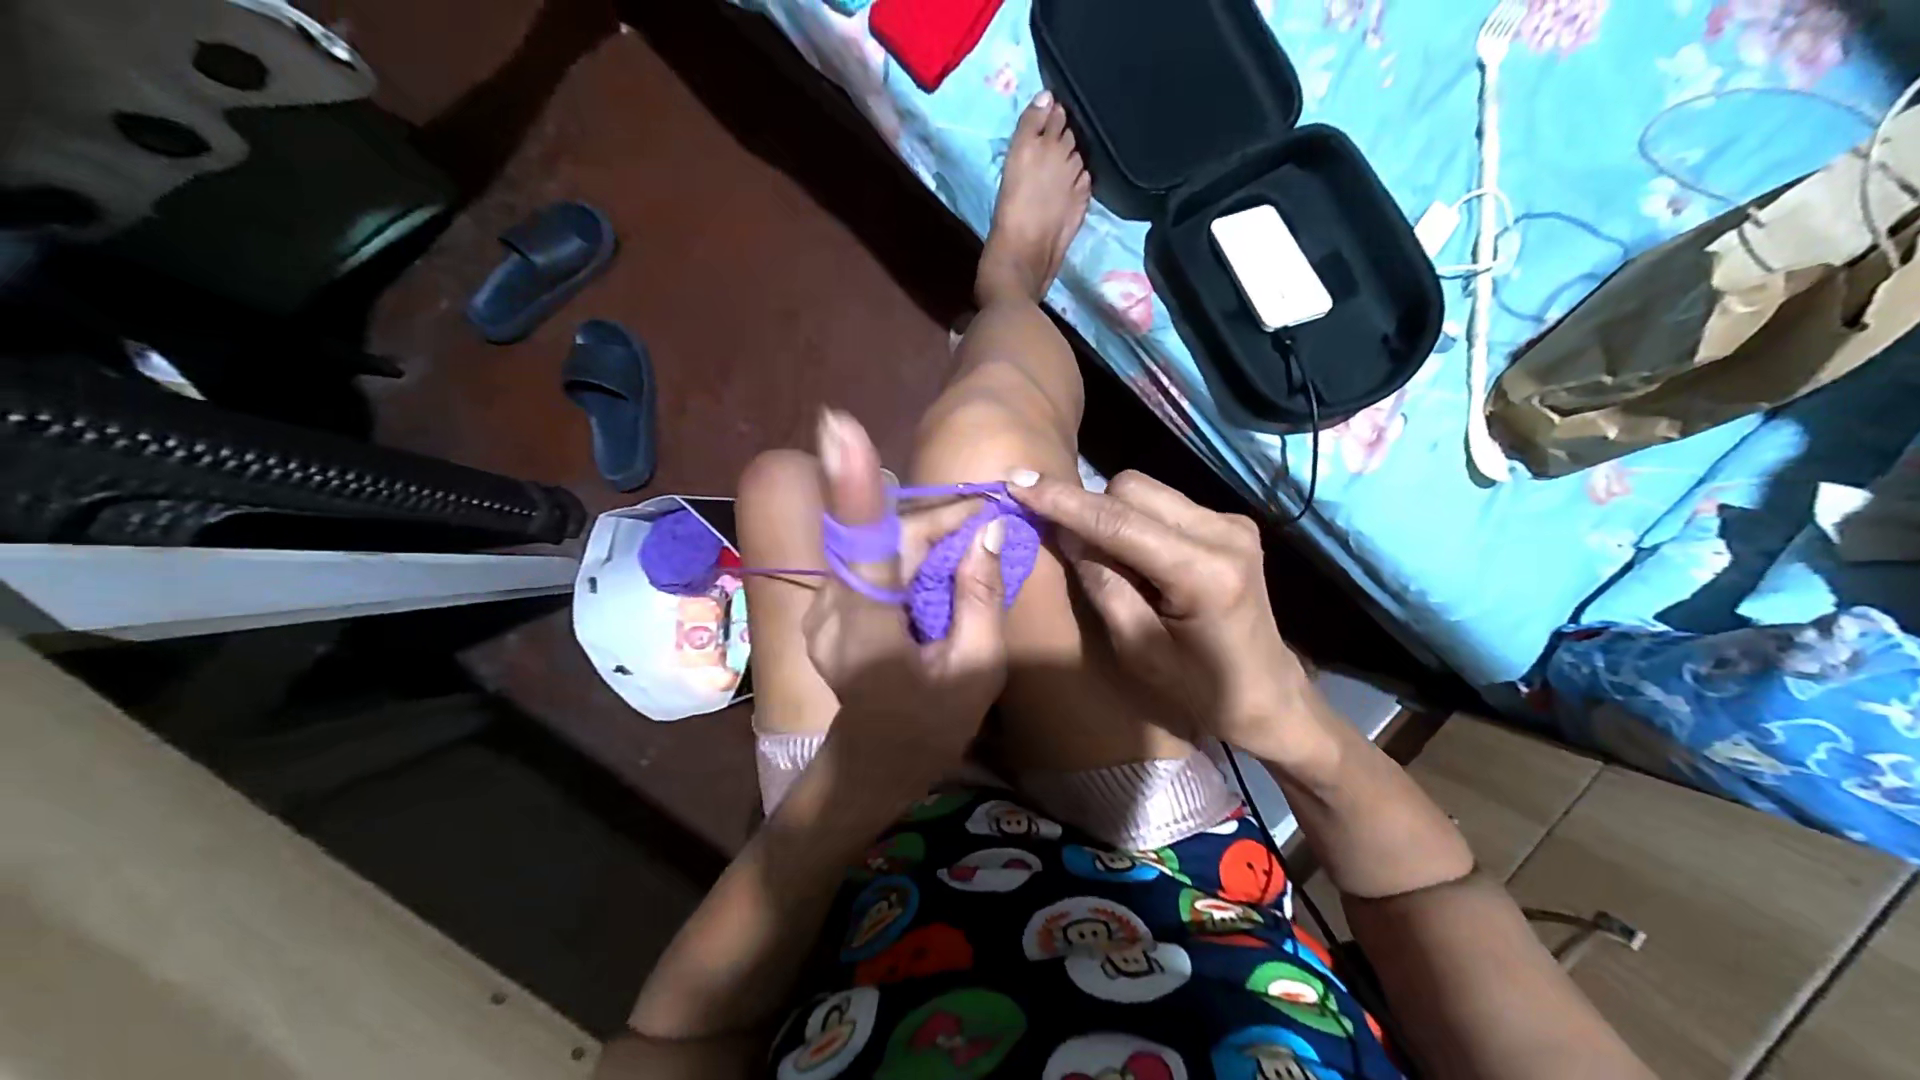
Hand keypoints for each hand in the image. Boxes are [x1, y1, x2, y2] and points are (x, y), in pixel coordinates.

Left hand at [803, 410, 1007, 793]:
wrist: (874, 764)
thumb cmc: (931, 728)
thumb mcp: (977, 670)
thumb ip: (981, 597)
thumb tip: (988, 533)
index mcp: (868, 635)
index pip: (864, 551)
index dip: (855, 487)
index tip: (838, 428)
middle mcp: (832, 614)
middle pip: (882, 540)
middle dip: (937, 521)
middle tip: (986, 517)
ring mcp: (821, 611)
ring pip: (875, 547)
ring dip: (923, 535)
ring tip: (970, 535)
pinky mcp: (825, 609)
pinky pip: (868, 562)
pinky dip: (905, 552)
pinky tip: (937, 559)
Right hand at [1008, 468, 1317, 763]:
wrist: (1267, 694)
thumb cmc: (1200, 689)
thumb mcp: (1136, 647)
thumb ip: (1101, 582)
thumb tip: (1067, 532)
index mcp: (1204, 572)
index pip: (1119, 522)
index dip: (1065, 502)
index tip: (1019, 482)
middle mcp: (1224, 532)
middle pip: (1132, 488)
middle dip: (1092, 510)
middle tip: (1077, 553)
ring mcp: (1232, 523)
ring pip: (1146, 490)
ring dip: (1114, 516)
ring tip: (1115, 564)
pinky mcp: (1231, 523)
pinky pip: (1164, 503)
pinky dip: (1137, 522)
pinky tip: (1141, 560)